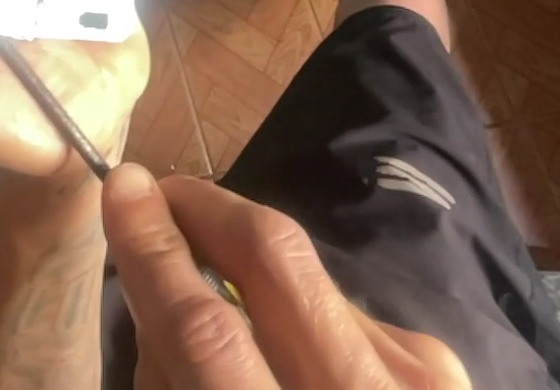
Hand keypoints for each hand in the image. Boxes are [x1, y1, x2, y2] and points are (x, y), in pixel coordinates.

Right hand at [102, 165, 471, 387]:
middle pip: (275, 256)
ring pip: (302, 262)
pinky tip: (267, 320)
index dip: (153, 250)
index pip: (207, 330)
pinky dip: (277, 287)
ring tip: (200, 256)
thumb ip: (168, 361)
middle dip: (201, 207)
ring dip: (235, 241)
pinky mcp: (436, 364)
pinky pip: (328, 292)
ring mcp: (420, 384)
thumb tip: (148, 256)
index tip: (122, 189)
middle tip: (156, 193)